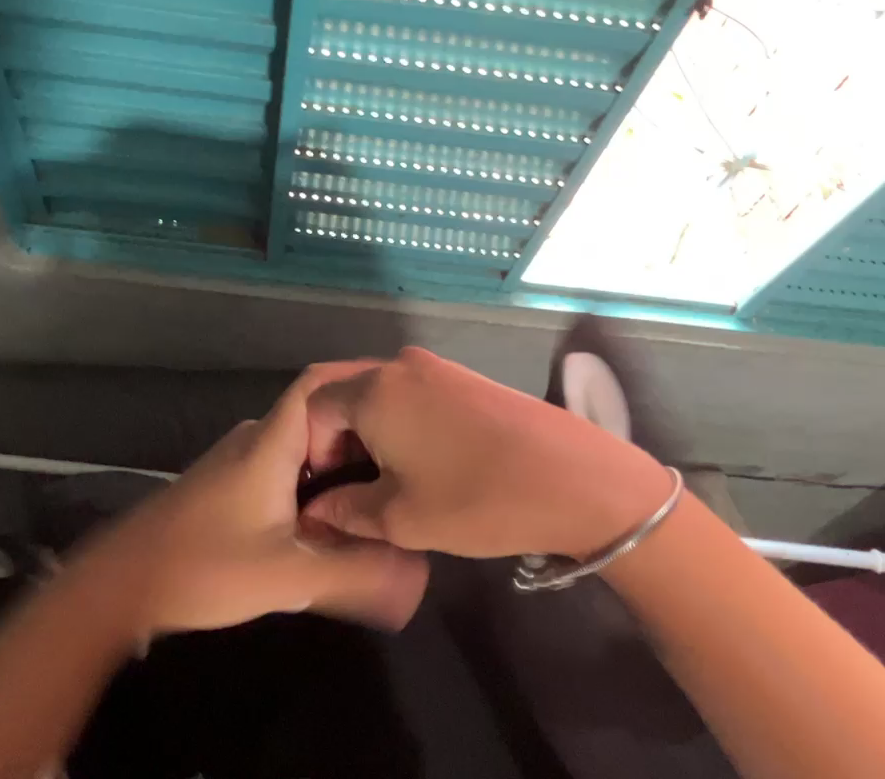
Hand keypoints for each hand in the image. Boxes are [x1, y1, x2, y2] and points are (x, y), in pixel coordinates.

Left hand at [72, 363, 428, 635]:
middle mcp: (255, 439)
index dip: (361, 380)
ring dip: (340, 461)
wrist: (123, 584)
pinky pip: (285, 468)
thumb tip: (416, 570)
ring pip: (301, 446)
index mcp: (270, 442)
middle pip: (318, 416)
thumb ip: (353, 570)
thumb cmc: (203, 566)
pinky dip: (316, 481)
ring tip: (387, 483)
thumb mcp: (288, 574)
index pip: (321, 384)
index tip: (404, 396)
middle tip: (410, 455)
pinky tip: (338, 513)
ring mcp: (238, 461)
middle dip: (363, 432)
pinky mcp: (229, 486)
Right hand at [301, 347, 671, 558]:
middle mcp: (400, 366)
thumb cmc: (477, 499)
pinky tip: (417, 460)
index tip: (325, 492)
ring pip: (379, 391)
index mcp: (374, 391)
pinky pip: (411, 393)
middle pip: (344, 391)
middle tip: (344, 484)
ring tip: (380, 478)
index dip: (309, 452)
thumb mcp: (402, 518)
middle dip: (333, 436)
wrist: (574, 480)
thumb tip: (318, 511)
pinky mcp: (465, 378)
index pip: (313, 408)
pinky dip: (398, 421)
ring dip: (367, 429)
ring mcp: (437, 367)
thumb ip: (347, 512)